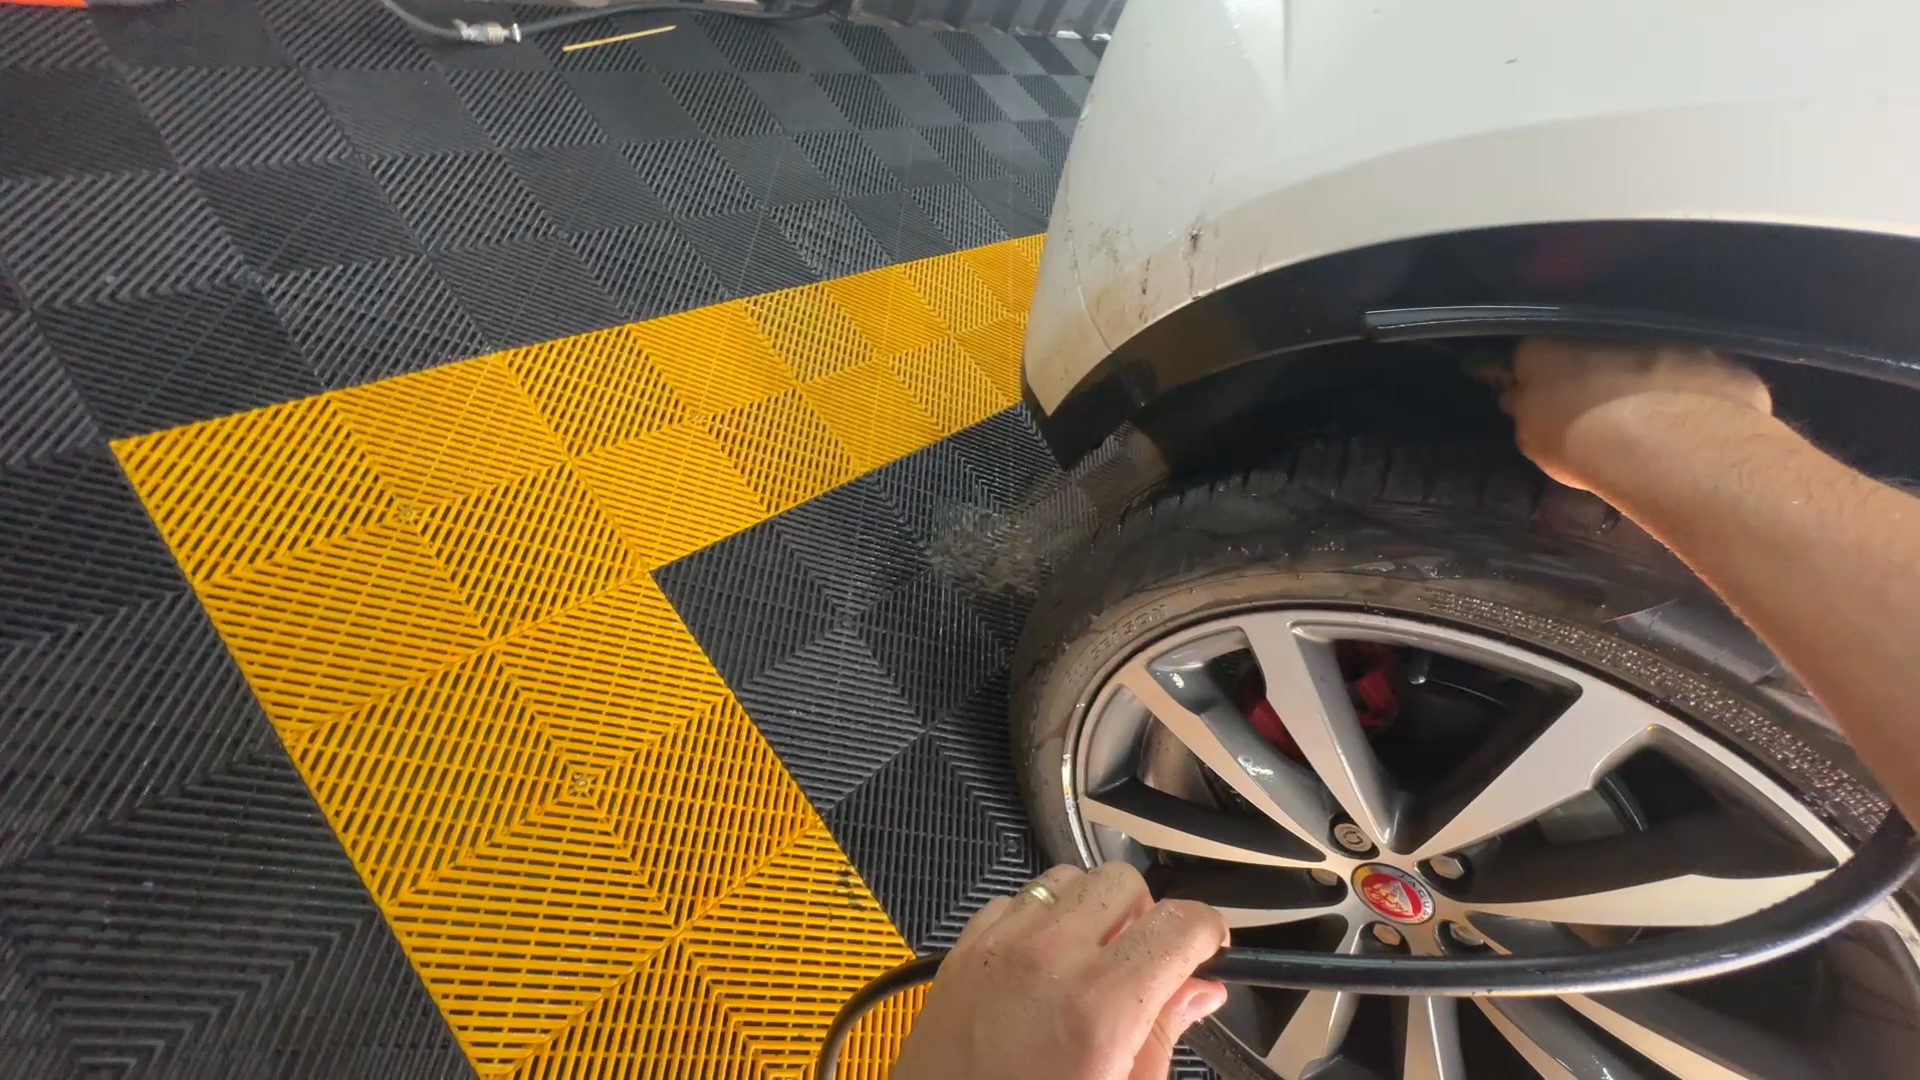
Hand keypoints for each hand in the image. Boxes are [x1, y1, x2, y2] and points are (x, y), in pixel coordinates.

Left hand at [892, 863, 1229, 1079]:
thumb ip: (1164, 1033)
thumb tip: (1201, 986)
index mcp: (1100, 1004)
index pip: (1176, 924)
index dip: (1207, 928)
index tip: (1210, 944)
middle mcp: (1050, 954)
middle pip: (1120, 880)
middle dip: (1144, 913)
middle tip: (1142, 961)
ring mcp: (1001, 942)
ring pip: (1068, 877)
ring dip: (1091, 908)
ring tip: (1090, 960)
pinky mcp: (965, 945)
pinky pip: (1017, 898)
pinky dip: (1040, 917)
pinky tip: (1042, 963)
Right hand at [1502, 338, 1771, 491]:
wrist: (1670, 447)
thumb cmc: (1579, 439)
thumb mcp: (1529, 434)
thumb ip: (1525, 407)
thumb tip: (1521, 395)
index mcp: (1549, 346)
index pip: (1529, 353)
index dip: (1530, 374)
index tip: (1533, 395)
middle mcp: (1609, 330)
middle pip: (1592, 348)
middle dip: (1588, 370)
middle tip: (1587, 407)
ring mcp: (1670, 340)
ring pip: (1645, 356)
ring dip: (1639, 376)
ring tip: (1641, 416)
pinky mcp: (1721, 360)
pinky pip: (1696, 373)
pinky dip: (1688, 390)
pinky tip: (1684, 420)